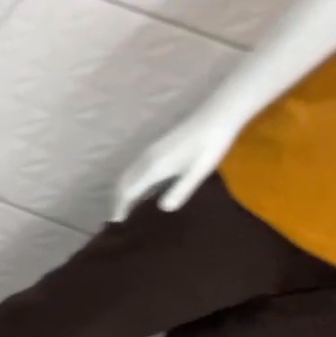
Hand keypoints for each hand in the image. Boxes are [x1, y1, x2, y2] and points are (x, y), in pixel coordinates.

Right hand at [110, 101, 249, 220]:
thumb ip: (181, 190)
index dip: (120, 207)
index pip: (128, 193)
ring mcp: (148, 153)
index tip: (117, 221)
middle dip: (117, 200)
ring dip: (122, 190)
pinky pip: (133, 169)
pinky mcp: (155, 148)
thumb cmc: (211, 145)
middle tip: (119, 214)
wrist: (219, 115)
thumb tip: (163, 209)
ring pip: (126, 175)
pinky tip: (141, 183)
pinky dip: (130, 180)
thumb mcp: (199, 171)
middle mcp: (144, 162)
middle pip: (122, 184)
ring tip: (126, 201)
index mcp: (152, 170)